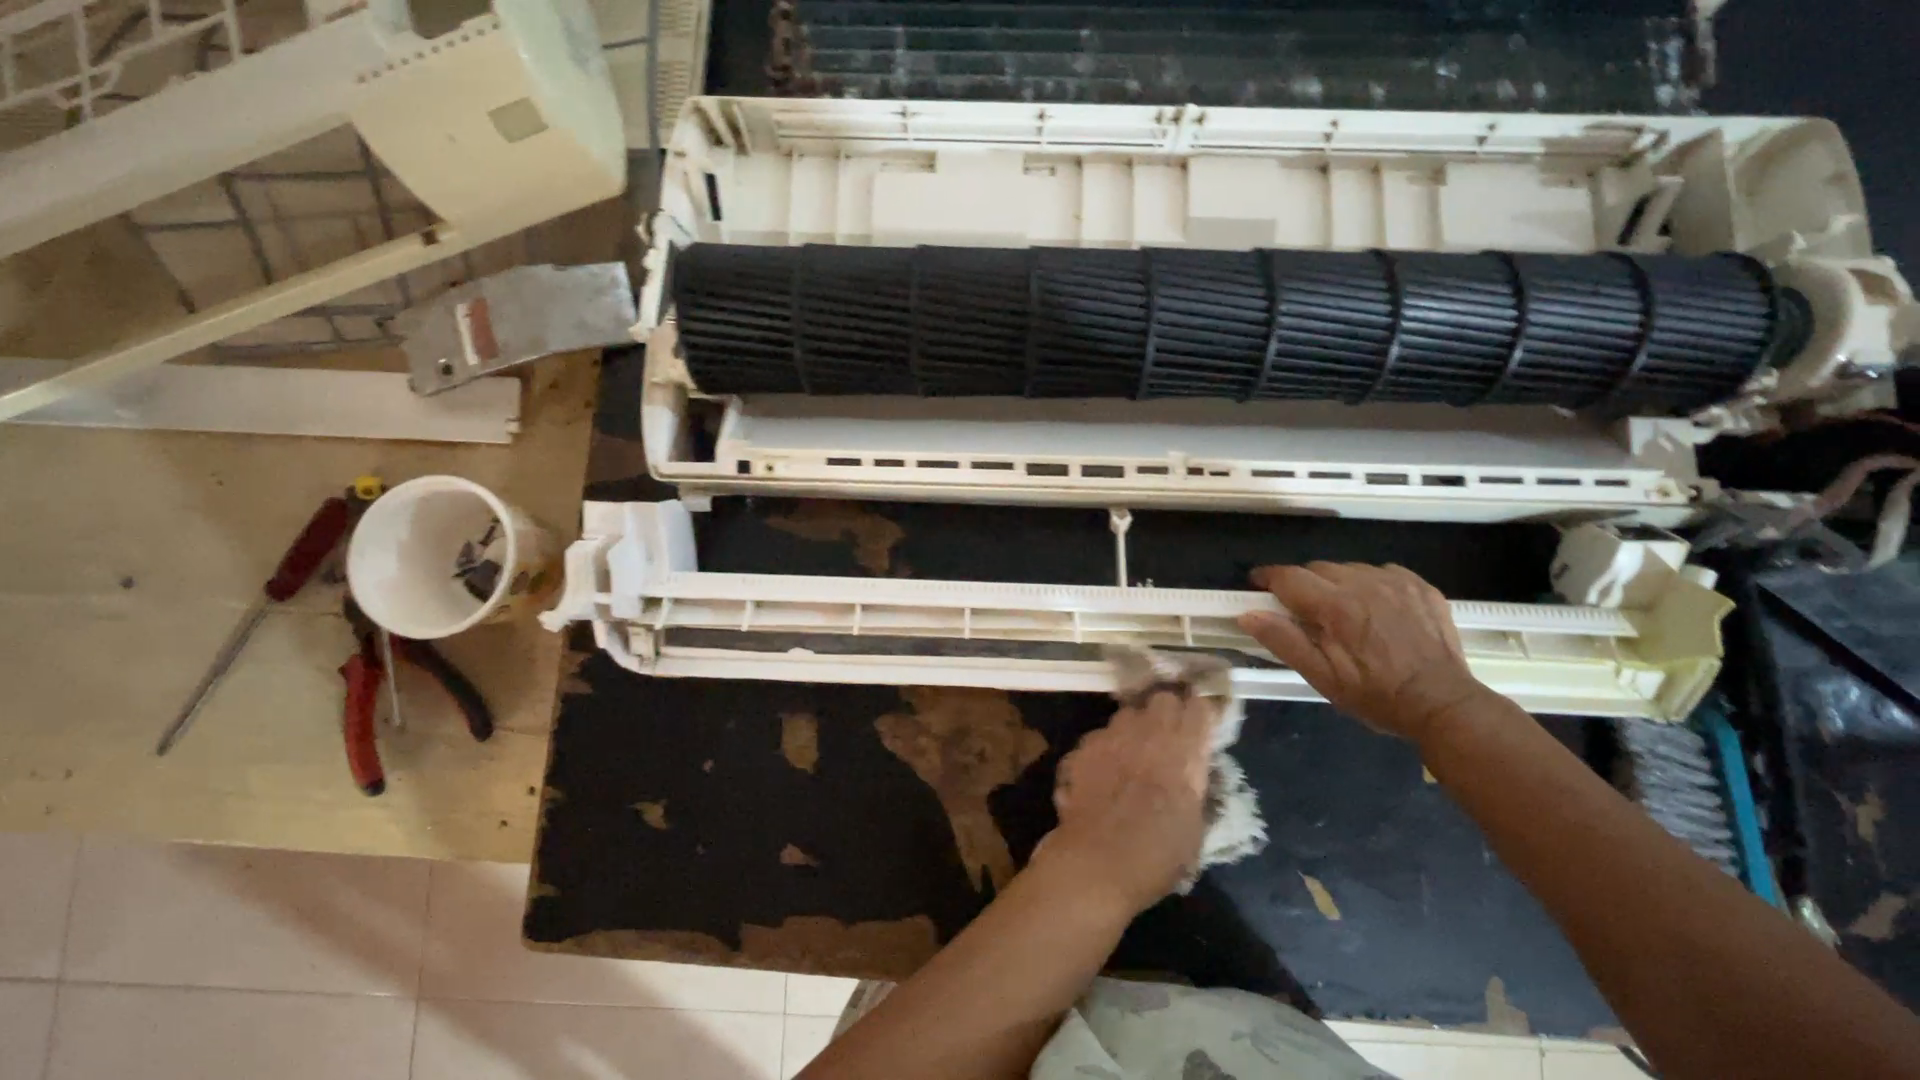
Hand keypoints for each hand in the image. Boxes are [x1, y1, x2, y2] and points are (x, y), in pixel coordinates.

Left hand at [1036, 691, 1215, 914]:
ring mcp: (1109, 737)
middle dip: (1167, 711)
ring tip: (1132, 754)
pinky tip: (1102, 774)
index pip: (1198, 707)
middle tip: (1168, 736)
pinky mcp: (1080, 750)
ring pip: (1126, 714)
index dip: (1200, 715)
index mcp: (1184, 749)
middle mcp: (1147, 732)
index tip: (1201, 728)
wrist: (1096, 864)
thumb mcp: (1195, 825)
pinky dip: (1104, 749)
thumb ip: (1195, 788)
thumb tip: (1193, 775)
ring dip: (1134, 728)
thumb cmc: (1158, 854)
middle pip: (1162, 699)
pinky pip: (1098, 738)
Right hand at [1236, 562, 1488, 742]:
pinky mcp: (1420, 586)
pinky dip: (1369, 585)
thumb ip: (1284, 641)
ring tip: (1342, 612)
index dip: (1268, 578)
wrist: (1443, 703)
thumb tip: (1248, 614)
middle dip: (1303, 584)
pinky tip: (1374, 610)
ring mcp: (1397, 582)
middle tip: (1302, 611)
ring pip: (1350, 568)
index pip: (1289, 576)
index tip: (1257, 585)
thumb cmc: (1376, 696)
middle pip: (1319, 568)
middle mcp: (1365, 583)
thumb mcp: (1322, 677)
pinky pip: (1382, 573)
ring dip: (1337, 583)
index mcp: (1336, 606)